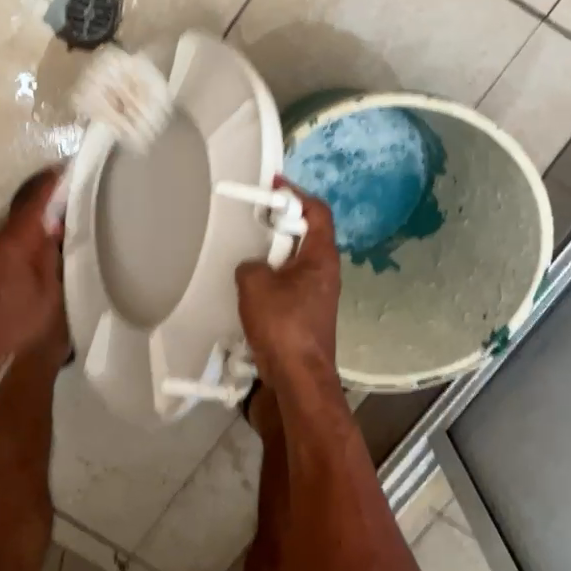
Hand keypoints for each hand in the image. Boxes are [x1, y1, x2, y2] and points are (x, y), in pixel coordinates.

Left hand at [0, 169, 66, 384]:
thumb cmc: (18, 334)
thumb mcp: (50, 298)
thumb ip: (51, 255)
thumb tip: (56, 223)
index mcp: (12, 244)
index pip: (36, 201)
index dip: (53, 183)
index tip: (70, 168)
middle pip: (19, 216)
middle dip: (43, 208)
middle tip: (69, 206)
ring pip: (7, 235)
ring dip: (27, 232)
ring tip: (51, 237)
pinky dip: (13, 250)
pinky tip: (26, 264)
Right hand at [235, 179, 340, 389]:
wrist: (297, 385)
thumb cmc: (282, 327)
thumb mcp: (255, 284)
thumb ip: (251, 266)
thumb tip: (254, 270)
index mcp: (321, 258)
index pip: (317, 212)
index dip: (296, 194)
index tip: (272, 186)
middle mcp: (325, 275)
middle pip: (306, 237)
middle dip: (280, 226)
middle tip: (253, 221)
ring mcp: (317, 300)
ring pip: (295, 265)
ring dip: (272, 258)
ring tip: (245, 255)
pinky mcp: (305, 321)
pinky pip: (287, 290)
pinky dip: (269, 284)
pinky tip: (247, 292)